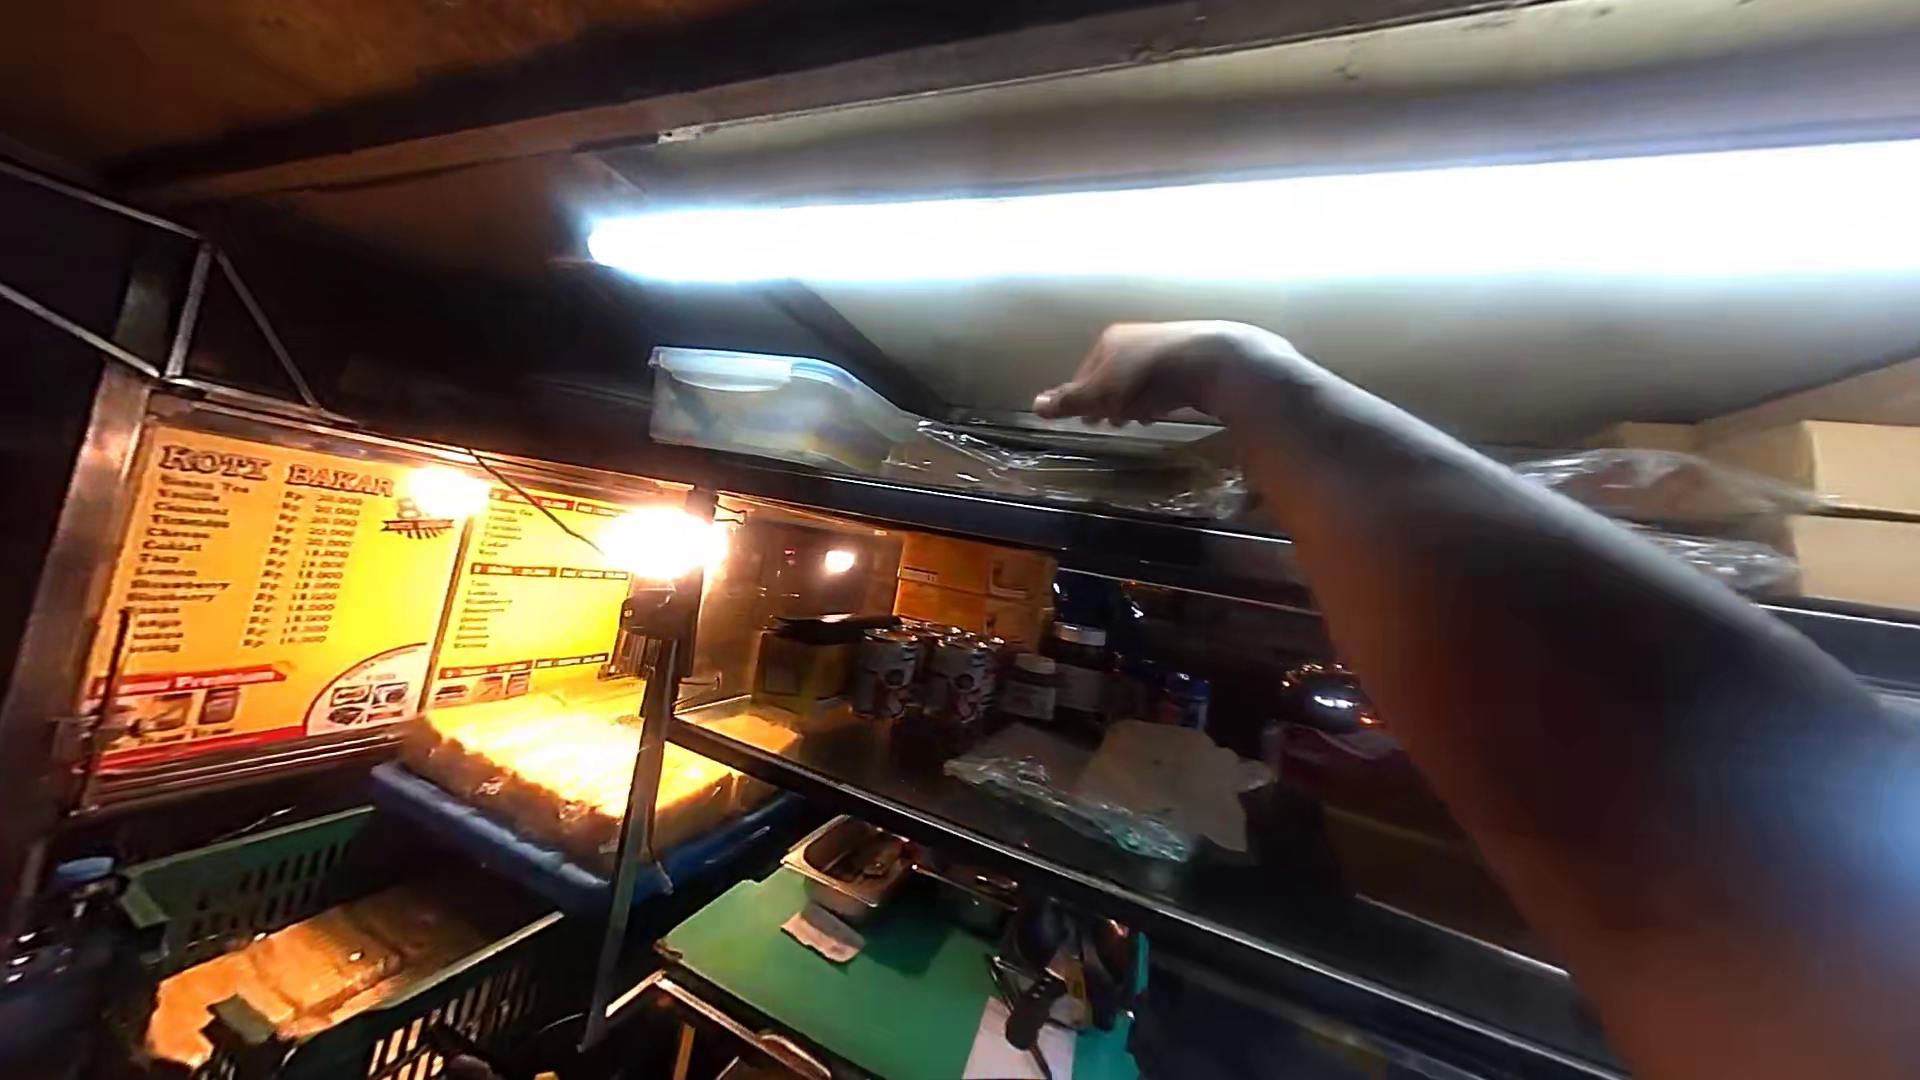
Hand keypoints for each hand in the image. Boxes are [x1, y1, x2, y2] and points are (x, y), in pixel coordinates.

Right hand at [1032, 321, 1301, 423]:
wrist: (1214, 363)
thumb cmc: (1149, 378)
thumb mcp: (1103, 394)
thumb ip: (1070, 400)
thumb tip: (1035, 405)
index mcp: (1108, 341)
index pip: (1083, 374)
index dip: (1082, 400)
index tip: (1088, 422)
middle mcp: (1133, 338)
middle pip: (1109, 377)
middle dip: (1108, 402)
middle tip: (1113, 424)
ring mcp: (1163, 345)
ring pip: (1136, 381)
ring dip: (1132, 403)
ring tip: (1138, 421)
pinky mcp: (1189, 358)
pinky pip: (1162, 382)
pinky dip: (1157, 398)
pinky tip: (1162, 411)